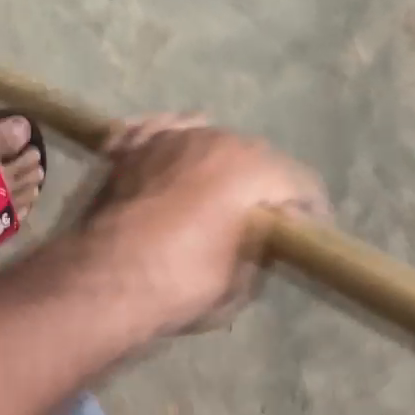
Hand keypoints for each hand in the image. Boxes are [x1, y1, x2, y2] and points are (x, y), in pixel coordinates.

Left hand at [80, 114, 329, 334]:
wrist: (104, 275)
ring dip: (214, 159)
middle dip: (260, 181)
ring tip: (209, 189)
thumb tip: (260, 235)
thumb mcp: (241, 281)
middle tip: (255, 215)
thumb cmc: (182, 282)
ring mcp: (165, 134)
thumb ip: (259, 246)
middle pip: (251, 153)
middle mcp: (211, 137)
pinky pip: (158, 131)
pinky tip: (167, 159)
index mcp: (250, 168)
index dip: (310, 208)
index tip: (307, 232)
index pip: (300, 180)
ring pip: (205, 134)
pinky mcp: (128, 141)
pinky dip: (168, 144)